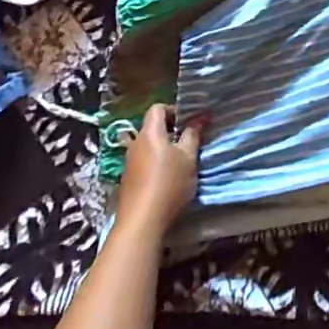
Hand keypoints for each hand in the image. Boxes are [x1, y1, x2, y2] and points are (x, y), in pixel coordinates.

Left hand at [115, 104, 204, 233]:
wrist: (141, 220)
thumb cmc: (169, 183)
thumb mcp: (188, 158)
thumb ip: (193, 135)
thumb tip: (200, 117)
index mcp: (150, 133)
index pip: (157, 108)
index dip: (174, 110)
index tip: (189, 122)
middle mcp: (135, 143)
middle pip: (151, 126)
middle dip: (170, 130)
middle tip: (188, 140)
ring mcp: (129, 161)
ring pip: (147, 144)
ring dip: (162, 147)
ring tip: (179, 160)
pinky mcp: (128, 178)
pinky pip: (143, 160)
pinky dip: (154, 161)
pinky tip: (166, 176)